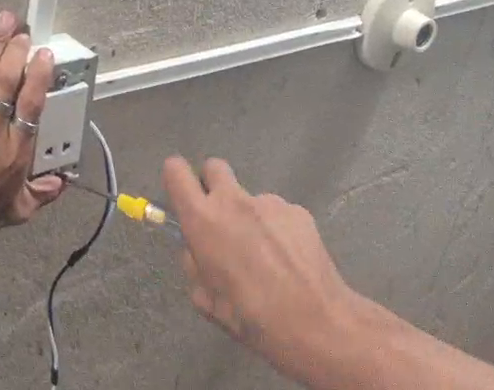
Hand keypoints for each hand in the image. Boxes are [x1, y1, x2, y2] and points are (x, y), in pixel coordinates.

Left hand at [0, 11, 64, 245]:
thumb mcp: (18, 210)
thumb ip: (43, 193)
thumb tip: (61, 183)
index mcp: (16, 151)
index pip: (33, 104)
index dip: (40, 75)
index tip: (45, 55)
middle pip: (9, 81)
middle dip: (17, 51)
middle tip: (23, 31)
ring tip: (3, 22)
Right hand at [163, 157, 367, 372]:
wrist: (319, 325)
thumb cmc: (253, 317)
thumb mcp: (206, 300)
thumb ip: (194, 266)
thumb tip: (197, 253)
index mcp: (202, 218)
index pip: (175, 170)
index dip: (177, 180)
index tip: (184, 199)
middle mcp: (232, 200)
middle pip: (213, 167)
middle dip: (214, 186)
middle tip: (223, 219)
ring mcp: (268, 202)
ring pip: (250, 197)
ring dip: (251, 216)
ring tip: (269, 255)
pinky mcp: (298, 212)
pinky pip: (280, 214)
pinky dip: (280, 230)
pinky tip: (292, 260)